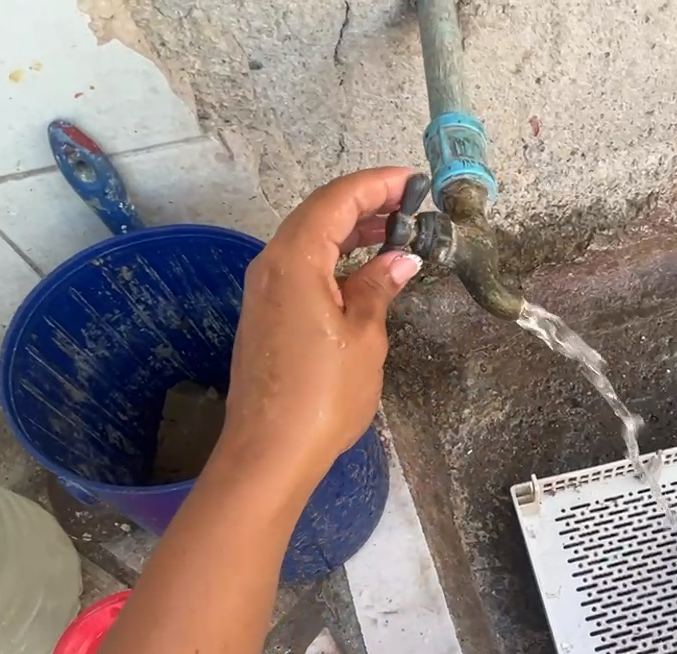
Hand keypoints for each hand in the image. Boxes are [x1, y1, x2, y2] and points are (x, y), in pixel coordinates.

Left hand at [225, 166, 422, 487]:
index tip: (412, 180)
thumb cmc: (323, 396)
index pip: (336, 201)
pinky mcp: (267, 316)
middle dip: (364, 205)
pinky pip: (302, 270)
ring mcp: (265, 292)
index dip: (376, 185)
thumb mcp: (364, 338)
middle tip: (409, 207)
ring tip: (393, 234)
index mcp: (294, 261)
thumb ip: (379, 289)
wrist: (271, 449)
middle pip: (318, 216)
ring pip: (308, 243)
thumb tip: (400, 259)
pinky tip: (362, 274)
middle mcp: (271, 265)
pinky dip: (334, 261)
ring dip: (349, 233)